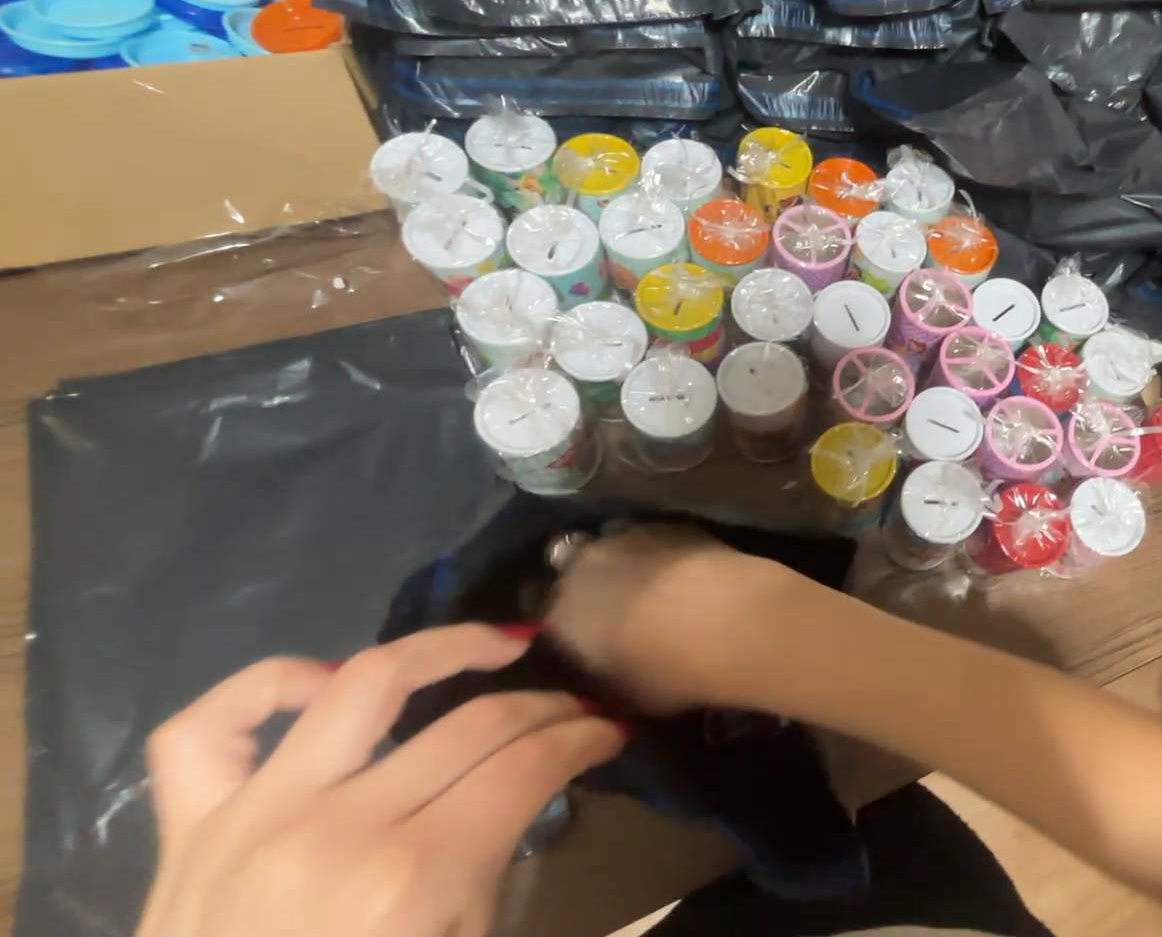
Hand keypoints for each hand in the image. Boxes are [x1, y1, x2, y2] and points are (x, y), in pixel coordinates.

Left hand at [136, 625, 622, 936]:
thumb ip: (497, 854)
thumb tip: (539, 770)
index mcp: (409, 881)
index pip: (528, 765)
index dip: (587, 738)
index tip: (610, 732)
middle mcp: (334, 832)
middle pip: (477, 722)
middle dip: (551, 707)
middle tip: (576, 712)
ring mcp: (251, 820)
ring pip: (368, 680)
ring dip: (452, 645)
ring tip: (497, 648)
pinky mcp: (185, 829)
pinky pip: (208, 726)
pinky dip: (270, 683)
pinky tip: (325, 681)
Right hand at [544, 523, 804, 713]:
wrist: (729, 620)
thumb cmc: (667, 672)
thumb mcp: (619, 697)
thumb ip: (594, 678)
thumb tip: (594, 672)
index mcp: (557, 613)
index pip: (535, 604)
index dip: (553, 611)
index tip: (571, 623)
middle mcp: (580, 566)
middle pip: (564, 558)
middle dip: (578, 572)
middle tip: (606, 593)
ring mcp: (626, 537)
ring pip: (607, 537)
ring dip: (617, 552)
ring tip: (643, 573)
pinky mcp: (669, 523)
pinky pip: (649, 531)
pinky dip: (657, 545)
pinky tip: (678, 562)